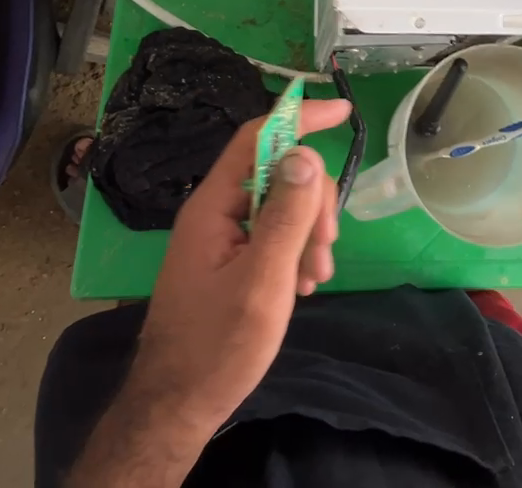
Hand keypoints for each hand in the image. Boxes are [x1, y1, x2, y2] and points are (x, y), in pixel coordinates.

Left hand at [134, 98, 350, 433]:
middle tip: (325, 246)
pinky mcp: (232, 257)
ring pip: (283, 204)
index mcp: (213, 206)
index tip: (343, 113)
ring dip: (308, 232)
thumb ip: (285, 216)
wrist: (178, 407)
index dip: (299, 119)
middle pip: (280, 173)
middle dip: (312, 202)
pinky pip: (275, 232)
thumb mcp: (262, 281)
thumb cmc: (217, 347)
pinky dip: (297, 250)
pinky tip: (304, 283)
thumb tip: (306, 153)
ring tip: (315, 277)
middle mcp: (216, 211)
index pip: (257, 138)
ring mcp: (223, 234)